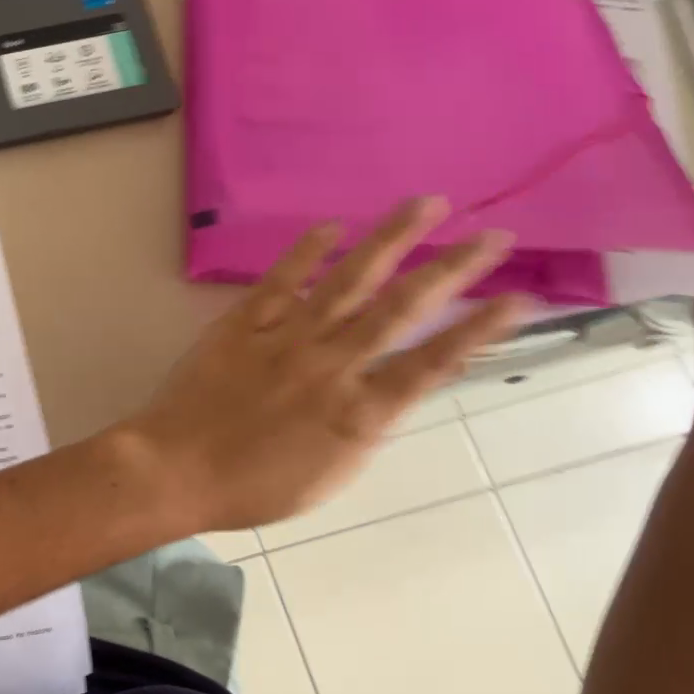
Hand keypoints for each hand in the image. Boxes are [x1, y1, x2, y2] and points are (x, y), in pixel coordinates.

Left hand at [114, 198, 524, 533]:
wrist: (173, 470)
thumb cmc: (248, 489)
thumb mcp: (326, 476)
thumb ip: (360, 430)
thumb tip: (384, 395)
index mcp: (359, 413)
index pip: (434, 363)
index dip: (480, 330)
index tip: (520, 298)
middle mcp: (331, 367)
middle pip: (401, 308)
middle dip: (452, 269)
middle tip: (493, 235)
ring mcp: (285, 340)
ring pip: (347, 281)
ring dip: (390, 240)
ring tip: (426, 204)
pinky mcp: (241, 326)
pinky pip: (280, 283)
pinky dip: (306, 253)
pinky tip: (332, 228)